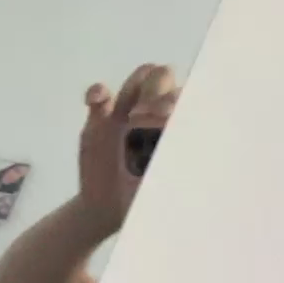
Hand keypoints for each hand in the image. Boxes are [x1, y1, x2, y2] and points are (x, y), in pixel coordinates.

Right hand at [77, 64, 181, 232]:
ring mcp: (127, 113)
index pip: (188, 92)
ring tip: (124, 117)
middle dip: (156, 91)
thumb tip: (187, 145)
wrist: (106, 205)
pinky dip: (97, 93)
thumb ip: (172, 162)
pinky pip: (100, 96)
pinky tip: (94, 100)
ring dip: (132, 90)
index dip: (179, 97)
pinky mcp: (100, 121)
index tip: (166, 117)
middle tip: (141, 119)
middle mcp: (156, 110)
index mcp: (178, 121)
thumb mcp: (164, 185)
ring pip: (138, 79)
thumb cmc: (142, 196)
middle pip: (162, 77)